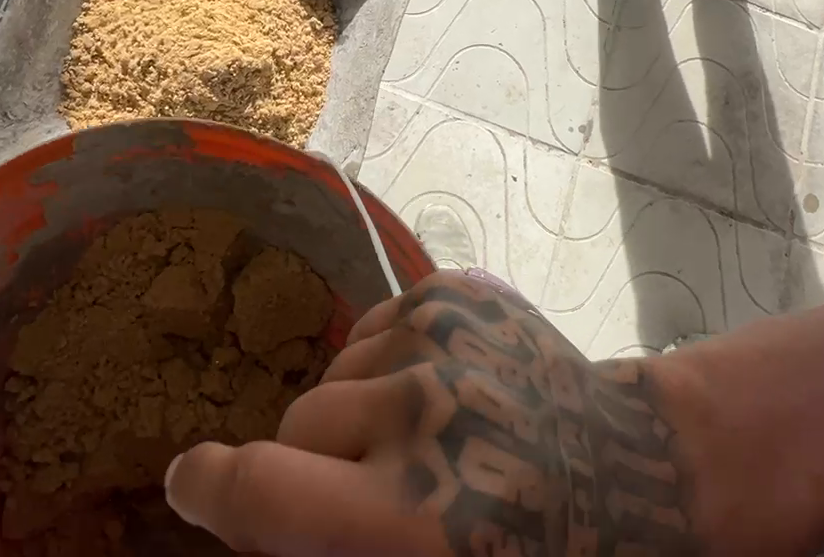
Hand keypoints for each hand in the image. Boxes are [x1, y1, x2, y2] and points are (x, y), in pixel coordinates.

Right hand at [161, 270, 697, 555]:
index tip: (191, 479)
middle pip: (299, 422)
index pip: (265, 489)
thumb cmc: (533, 551)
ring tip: (418, 434)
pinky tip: (439, 388)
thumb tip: (259, 516)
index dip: (210, 486)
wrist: (632, 468)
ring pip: (337, 370)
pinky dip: (386, 361)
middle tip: (365, 482)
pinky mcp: (455, 291)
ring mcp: (439, 337)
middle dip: (311, 458)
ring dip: (353, 406)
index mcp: (411, 513)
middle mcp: (418, 411)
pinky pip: (376, 328)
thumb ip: (337, 542)